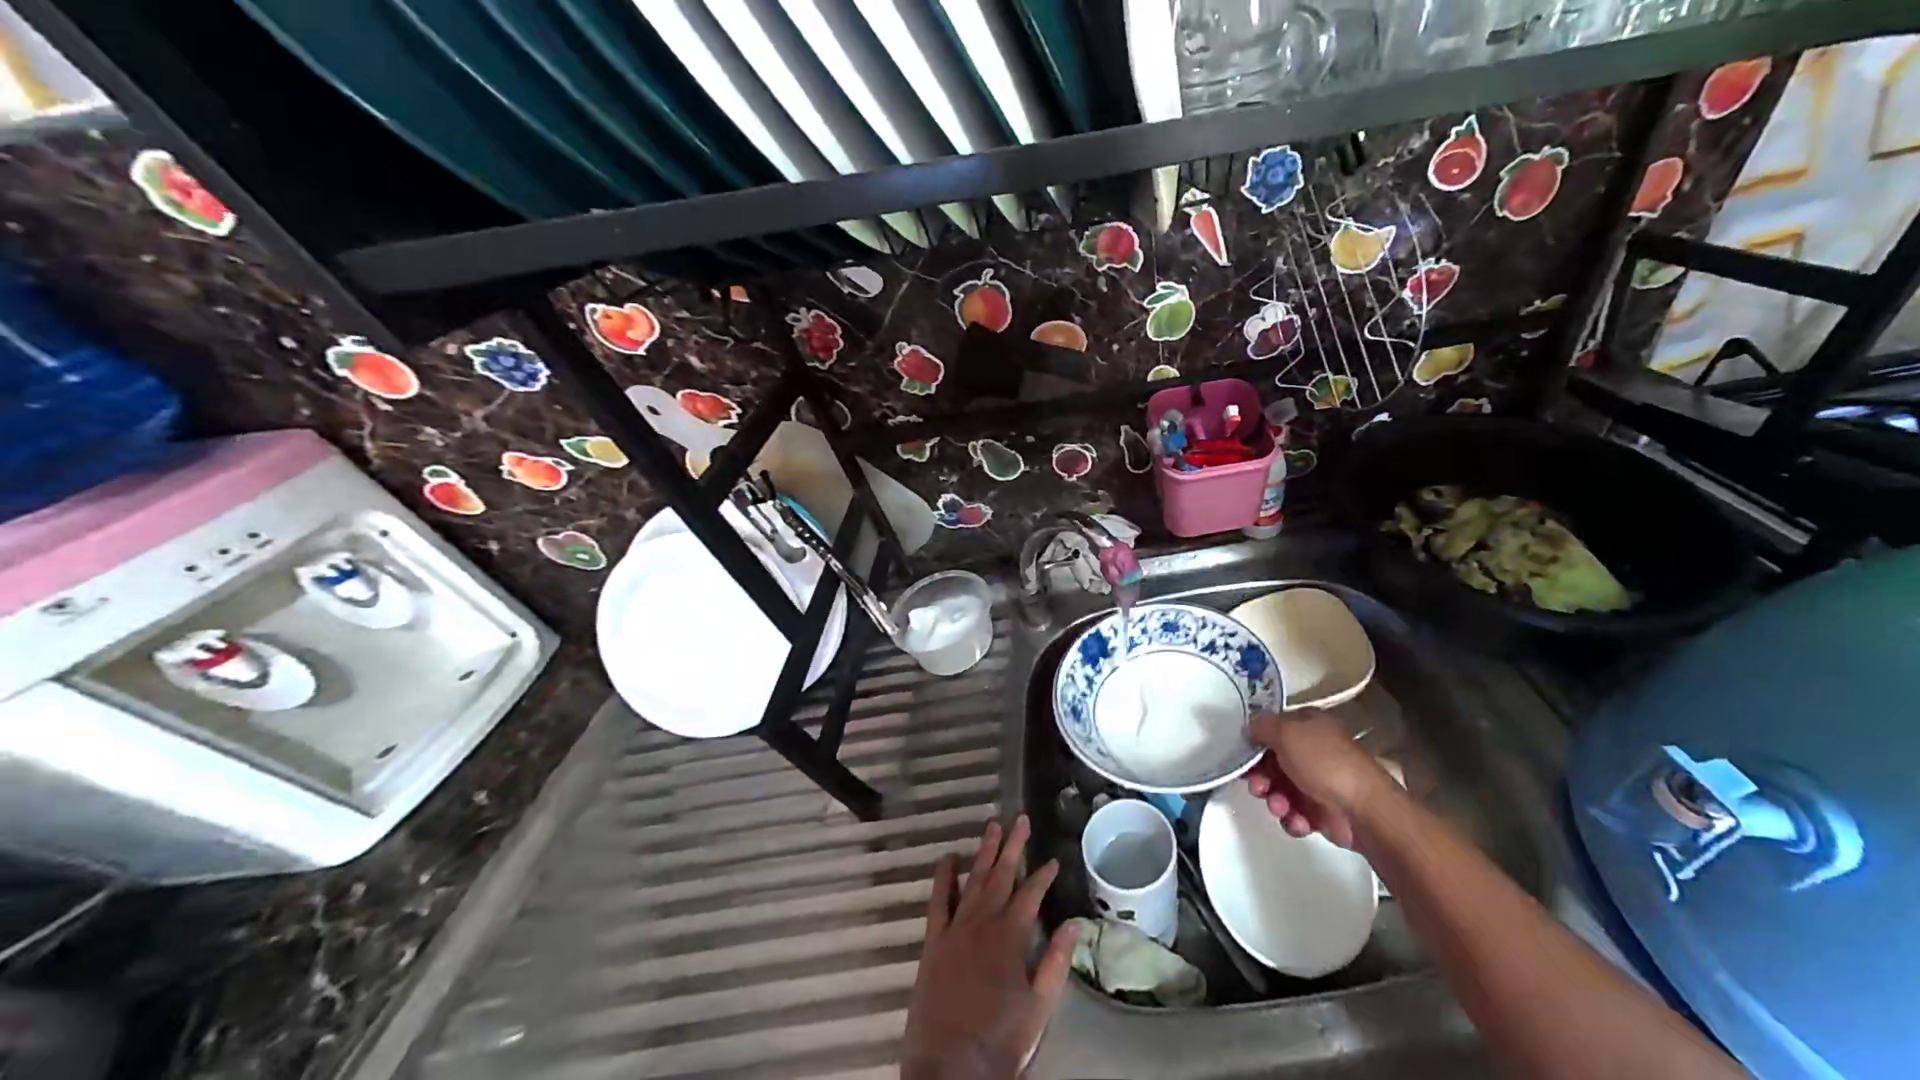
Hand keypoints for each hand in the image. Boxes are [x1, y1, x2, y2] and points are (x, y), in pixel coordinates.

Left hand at [903, 816, 1076, 1079]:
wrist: (950, 1065)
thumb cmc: (1001, 1039)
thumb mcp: (1040, 1007)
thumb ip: (1056, 962)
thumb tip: (1073, 923)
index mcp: (1011, 937)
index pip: (1031, 895)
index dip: (1043, 876)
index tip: (1053, 859)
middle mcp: (982, 922)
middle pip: (1001, 876)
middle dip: (1013, 847)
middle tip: (1021, 819)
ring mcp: (955, 928)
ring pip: (972, 880)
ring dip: (984, 852)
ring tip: (993, 826)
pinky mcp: (933, 940)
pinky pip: (937, 900)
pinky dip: (943, 877)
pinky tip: (949, 857)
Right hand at [1245, 709, 1391, 849]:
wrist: (1364, 810)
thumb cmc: (1324, 762)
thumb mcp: (1286, 732)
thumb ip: (1261, 726)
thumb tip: (1250, 728)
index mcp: (1310, 726)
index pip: (1274, 729)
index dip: (1256, 742)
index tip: (1243, 756)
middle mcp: (1314, 751)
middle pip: (1273, 762)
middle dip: (1261, 777)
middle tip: (1259, 787)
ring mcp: (1319, 782)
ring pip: (1280, 790)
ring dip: (1275, 800)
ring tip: (1281, 808)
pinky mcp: (1322, 811)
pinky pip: (1294, 813)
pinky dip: (1292, 818)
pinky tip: (1300, 821)